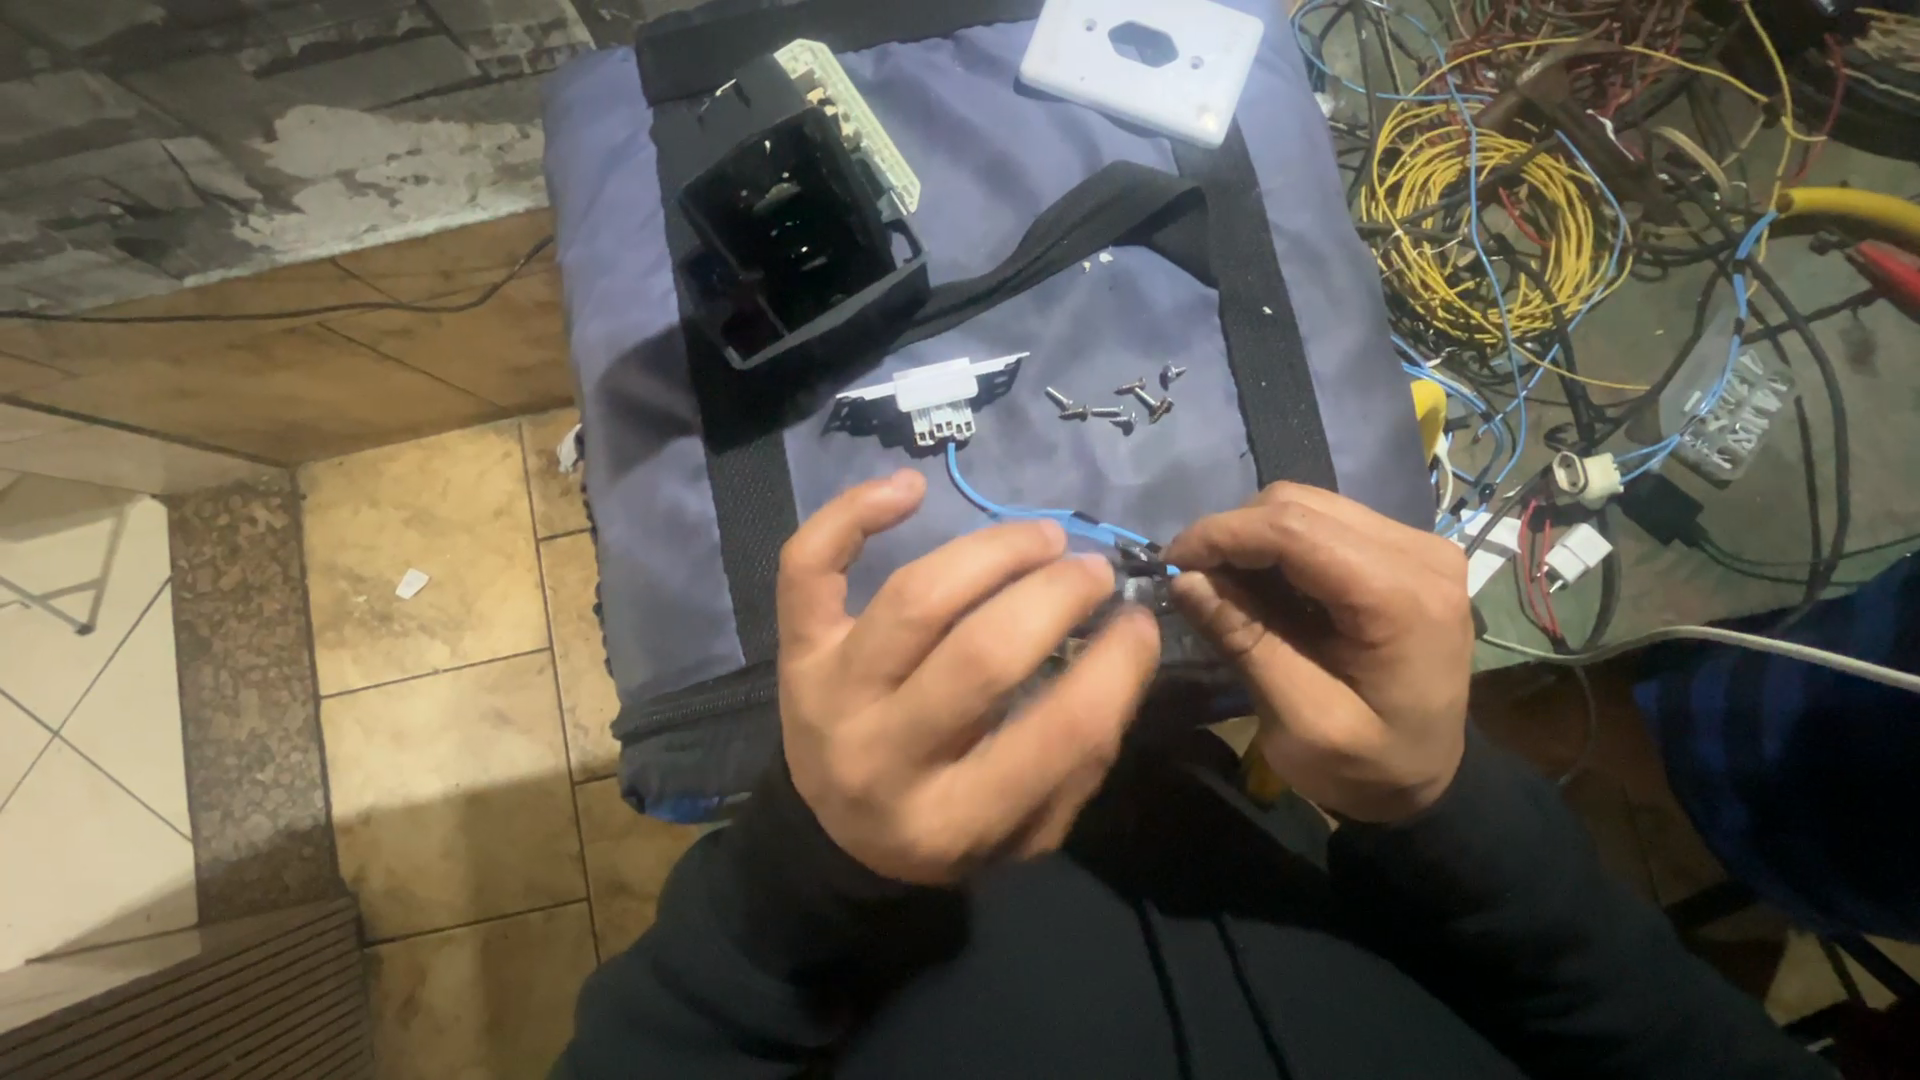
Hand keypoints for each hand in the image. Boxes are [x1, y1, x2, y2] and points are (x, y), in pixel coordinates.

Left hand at [777, 469, 1161, 884]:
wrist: (834, 835)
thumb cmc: (946, 826)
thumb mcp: (1028, 827)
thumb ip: (1082, 752)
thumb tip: (1125, 637)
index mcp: (953, 819)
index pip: (1057, 733)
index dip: (1116, 666)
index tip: (1138, 620)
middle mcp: (883, 755)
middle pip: (981, 654)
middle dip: (1055, 596)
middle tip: (1092, 570)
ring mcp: (829, 694)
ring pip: (913, 600)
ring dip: (991, 552)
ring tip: (1041, 537)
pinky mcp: (796, 652)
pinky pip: (807, 567)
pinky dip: (852, 514)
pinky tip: (910, 488)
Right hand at [1165, 483, 1472, 822]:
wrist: (1424, 780)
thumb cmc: (1365, 765)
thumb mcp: (1300, 720)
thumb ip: (1246, 643)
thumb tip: (1184, 580)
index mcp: (1403, 599)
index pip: (1294, 529)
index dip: (1220, 535)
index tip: (1169, 565)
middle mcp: (1419, 553)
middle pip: (1297, 506)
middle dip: (1230, 535)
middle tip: (1189, 580)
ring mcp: (1415, 545)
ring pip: (1305, 505)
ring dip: (1250, 538)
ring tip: (1219, 583)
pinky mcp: (1402, 549)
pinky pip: (1321, 522)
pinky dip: (1275, 545)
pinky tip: (1257, 582)